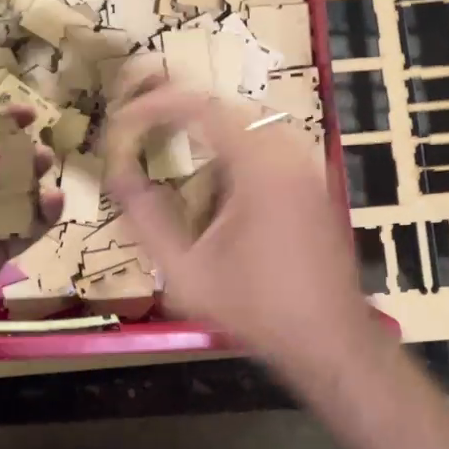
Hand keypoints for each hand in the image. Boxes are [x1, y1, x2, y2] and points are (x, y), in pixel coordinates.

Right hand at [103, 85, 373, 369]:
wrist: (332, 345)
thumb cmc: (258, 311)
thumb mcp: (188, 274)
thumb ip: (147, 221)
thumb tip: (116, 175)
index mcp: (259, 169)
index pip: (201, 108)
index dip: (156, 103)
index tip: (123, 117)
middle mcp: (287, 156)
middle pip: (224, 104)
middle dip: (176, 103)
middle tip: (137, 115)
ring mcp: (305, 167)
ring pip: (246, 118)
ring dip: (203, 118)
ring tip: (163, 128)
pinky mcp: (312, 181)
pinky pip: (265, 138)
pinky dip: (229, 136)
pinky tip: (207, 159)